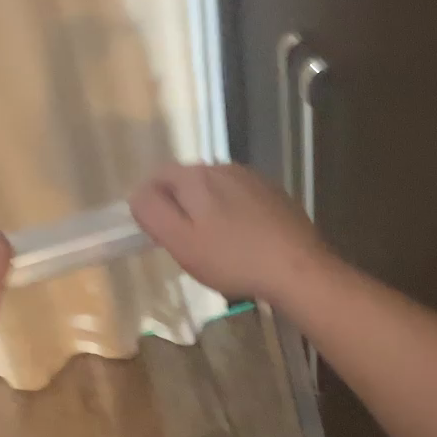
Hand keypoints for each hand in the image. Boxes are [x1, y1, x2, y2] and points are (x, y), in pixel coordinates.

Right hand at [129, 163, 335, 301]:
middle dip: (181, 206)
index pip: (158, 176)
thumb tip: (138, 194)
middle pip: (189, 181)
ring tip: (216, 245)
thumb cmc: (232, 259)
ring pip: (217, 189)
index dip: (151, 202)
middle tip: (185, 243)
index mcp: (197, 176)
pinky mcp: (275, 194)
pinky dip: (235, 215)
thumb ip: (153, 213)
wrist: (298, 268)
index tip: (158, 233)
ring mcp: (253, 179)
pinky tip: (244, 242)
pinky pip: (242, 198)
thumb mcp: (181, 242)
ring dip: (209, 210)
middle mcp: (224, 168)